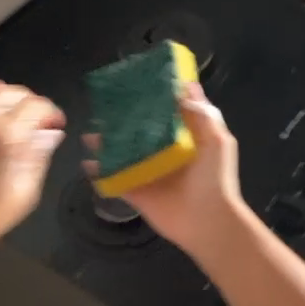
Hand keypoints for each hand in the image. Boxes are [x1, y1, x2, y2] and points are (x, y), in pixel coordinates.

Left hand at [0, 80, 64, 269]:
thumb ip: (37, 158)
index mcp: (5, 135)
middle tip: (37, 119)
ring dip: (4, 98)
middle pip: (10, 93)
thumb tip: (48, 135)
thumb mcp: (22, 194)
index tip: (55, 123)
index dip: (50, 112)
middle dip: (29, 101)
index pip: (35, 107)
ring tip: (13, 116)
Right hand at [84, 82, 246, 261]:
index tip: (133, 86)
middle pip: (137, 135)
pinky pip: (115, 181)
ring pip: (122, 156)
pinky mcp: (137, 193)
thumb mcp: (217, 139)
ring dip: (106, 146)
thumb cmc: (215, 178)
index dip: (150, 103)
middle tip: (103, 111)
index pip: (163, 116)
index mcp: (183, 140)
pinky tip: (88, 163)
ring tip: (90, 136)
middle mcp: (163, 155)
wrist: (208, 221)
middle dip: (120, 124)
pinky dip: (101, 173)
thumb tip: (186, 84)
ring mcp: (148, 174)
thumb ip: (201, 113)